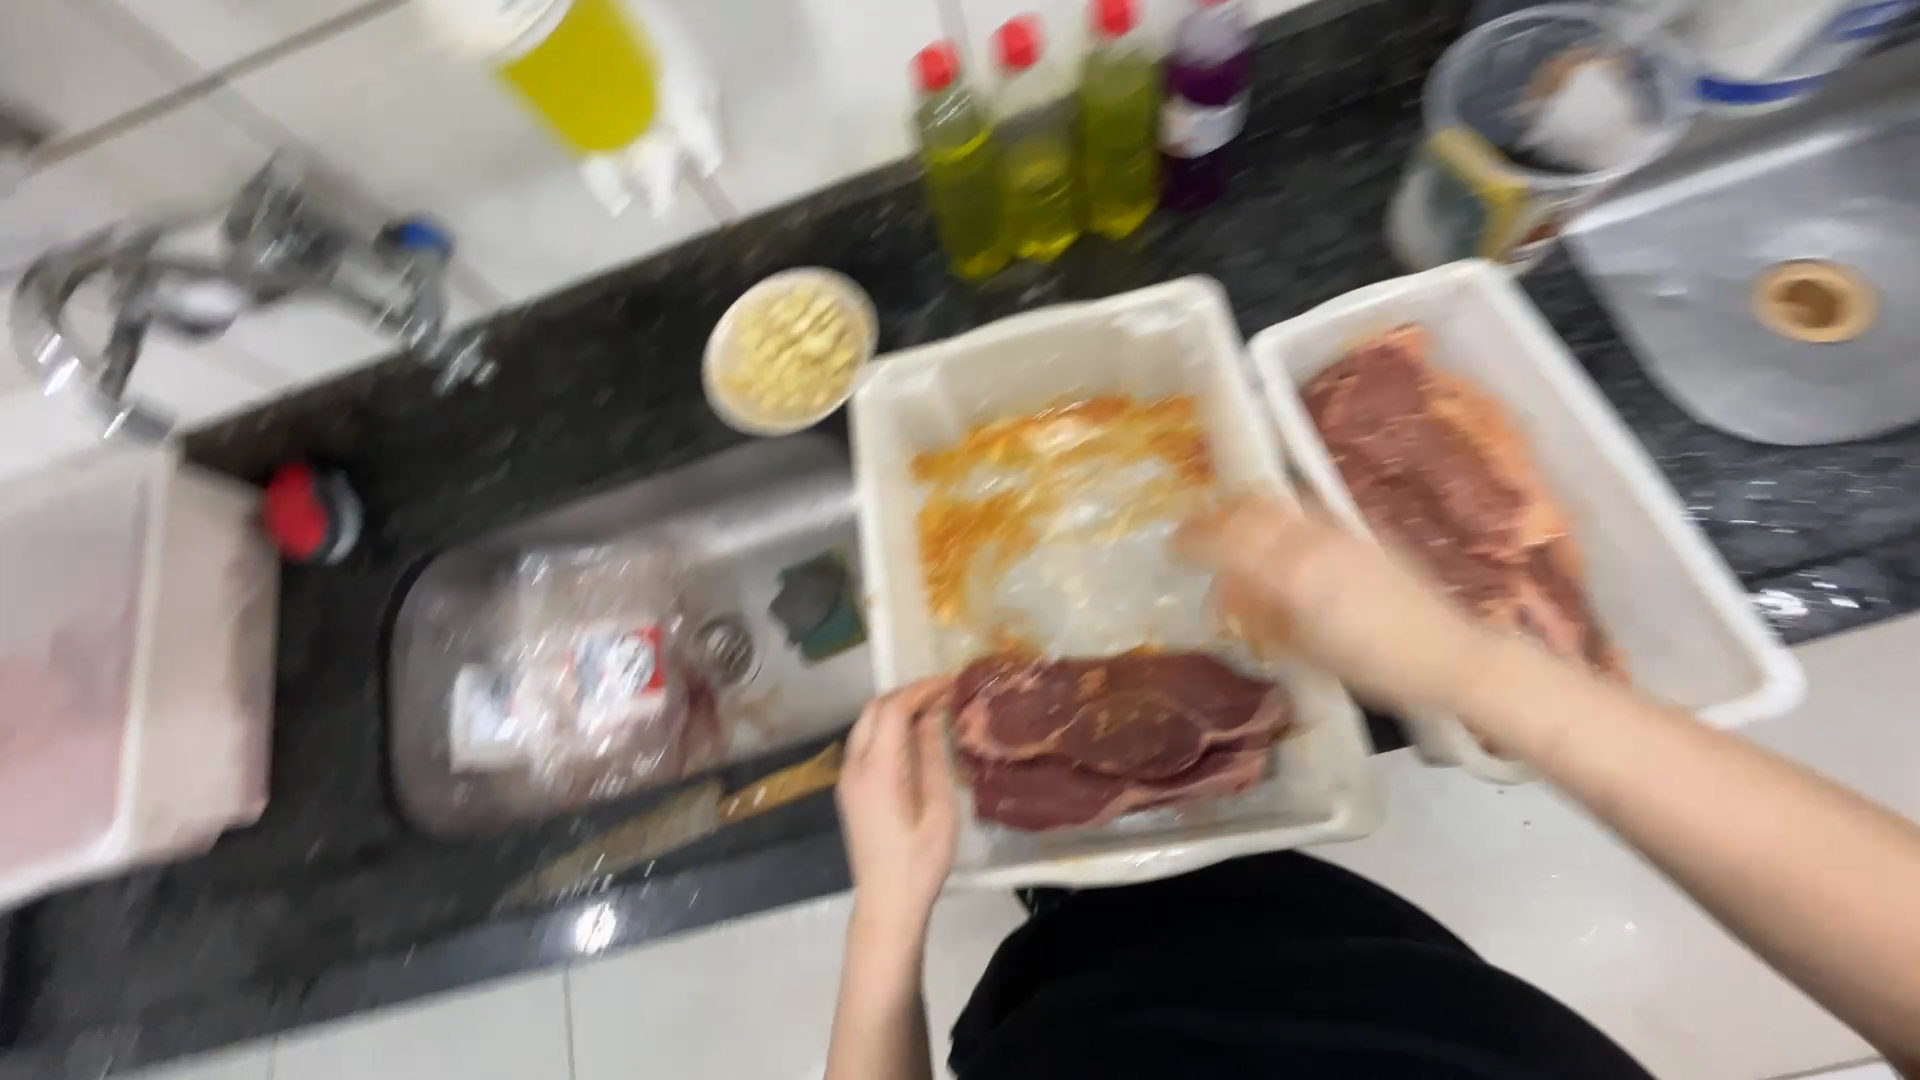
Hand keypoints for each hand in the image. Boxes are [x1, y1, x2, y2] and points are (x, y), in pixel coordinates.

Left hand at [836, 677, 958, 938]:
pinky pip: (864, 742)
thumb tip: (932, 715)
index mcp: (878, 769)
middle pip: (874, 709)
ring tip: (930, 709)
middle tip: (941, 693)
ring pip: (865, 723)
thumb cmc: (921, 860)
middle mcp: (854, 766)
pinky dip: (886, 727)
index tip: (950, 683)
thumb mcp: (939, 807)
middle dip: (907, 694)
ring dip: (894, 709)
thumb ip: (932, 755)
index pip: (893, 709)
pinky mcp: (849, 789)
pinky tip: (912, 735)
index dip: (921, 690)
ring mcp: (847, 778)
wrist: (887, 903)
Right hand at [1175, 497, 1499, 715]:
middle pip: (1246, 511)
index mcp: (1292, 575)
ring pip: (1275, 503)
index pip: (1225, 541)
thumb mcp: (1302, 650)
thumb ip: (1257, 614)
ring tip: (1226, 522)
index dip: (1191, 539)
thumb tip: (1223, 592)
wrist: (1447, 655)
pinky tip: (1273, 529)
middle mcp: (1311, 542)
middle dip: (1212, 517)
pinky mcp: (1358, 530)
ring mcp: (1337, 531)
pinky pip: (1305, 509)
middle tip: (1192, 532)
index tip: (1172, 545)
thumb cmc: (1370, 667)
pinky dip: (1276, 512)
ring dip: (1242, 508)